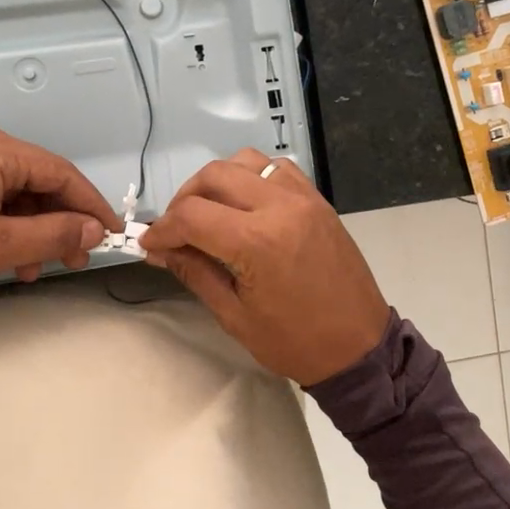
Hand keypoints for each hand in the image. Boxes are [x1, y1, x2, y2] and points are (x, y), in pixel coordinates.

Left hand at [0, 122, 122, 301]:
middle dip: (58, 221)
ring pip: (12, 189)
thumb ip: (50, 236)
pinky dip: (1, 221)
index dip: (91, 207)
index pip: (62, 173)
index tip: (111, 237)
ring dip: (28, 226)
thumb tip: (95, 229)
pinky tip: (0, 253)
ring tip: (30, 267)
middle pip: (37, 179)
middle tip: (70, 261)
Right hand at [138, 150, 387, 384]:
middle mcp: (280, 207)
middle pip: (214, 175)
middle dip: (184, 199)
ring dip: (218, 181)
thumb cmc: (295, 342)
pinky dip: (252, 176)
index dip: (163, 229)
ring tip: (209, 213)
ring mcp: (303, 198)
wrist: (359, 347)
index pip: (191, 215)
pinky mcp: (318, 200)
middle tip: (176, 230)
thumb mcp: (235, 316)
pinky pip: (277, 168)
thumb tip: (160, 250)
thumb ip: (195, 272)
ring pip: (245, 161)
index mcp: (257, 242)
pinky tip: (245, 205)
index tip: (150, 245)